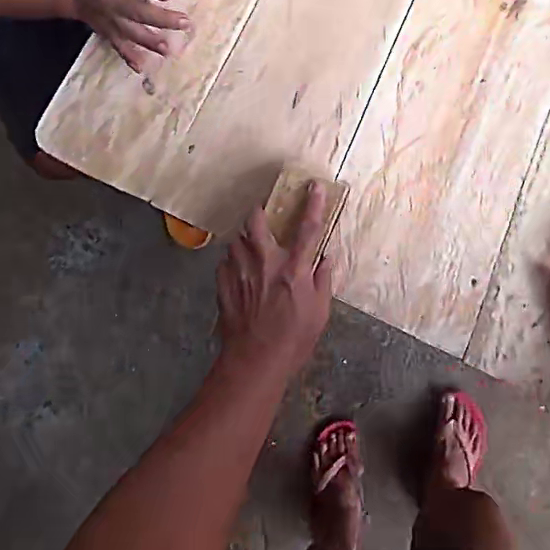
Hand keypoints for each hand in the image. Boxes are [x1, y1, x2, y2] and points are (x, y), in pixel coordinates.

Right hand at [68, 0, 190, 72]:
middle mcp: (112, 0)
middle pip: (137, 10)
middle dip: (159, 17)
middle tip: (184, 22)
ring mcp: (111, 19)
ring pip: (131, 31)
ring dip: (149, 40)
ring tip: (169, 49)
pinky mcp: (109, 33)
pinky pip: (119, 47)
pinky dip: (129, 57)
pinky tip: (142, 67)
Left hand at [215, 182, 337, 374]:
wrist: (254, 363)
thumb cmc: (293, 340)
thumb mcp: (319, 312)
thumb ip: (322, 281)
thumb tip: (325, 258)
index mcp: (294, 269)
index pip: (307, 228)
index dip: (313, 204)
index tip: (314, 186)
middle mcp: (266, 264)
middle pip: (255, 223)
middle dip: (259, 212)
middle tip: (264, 214)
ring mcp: (241, 273)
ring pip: (236, 240)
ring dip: (245, 239)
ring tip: (251, 245)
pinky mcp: (223, 286)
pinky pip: (225, 263)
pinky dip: (232, 262)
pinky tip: (239, 270)